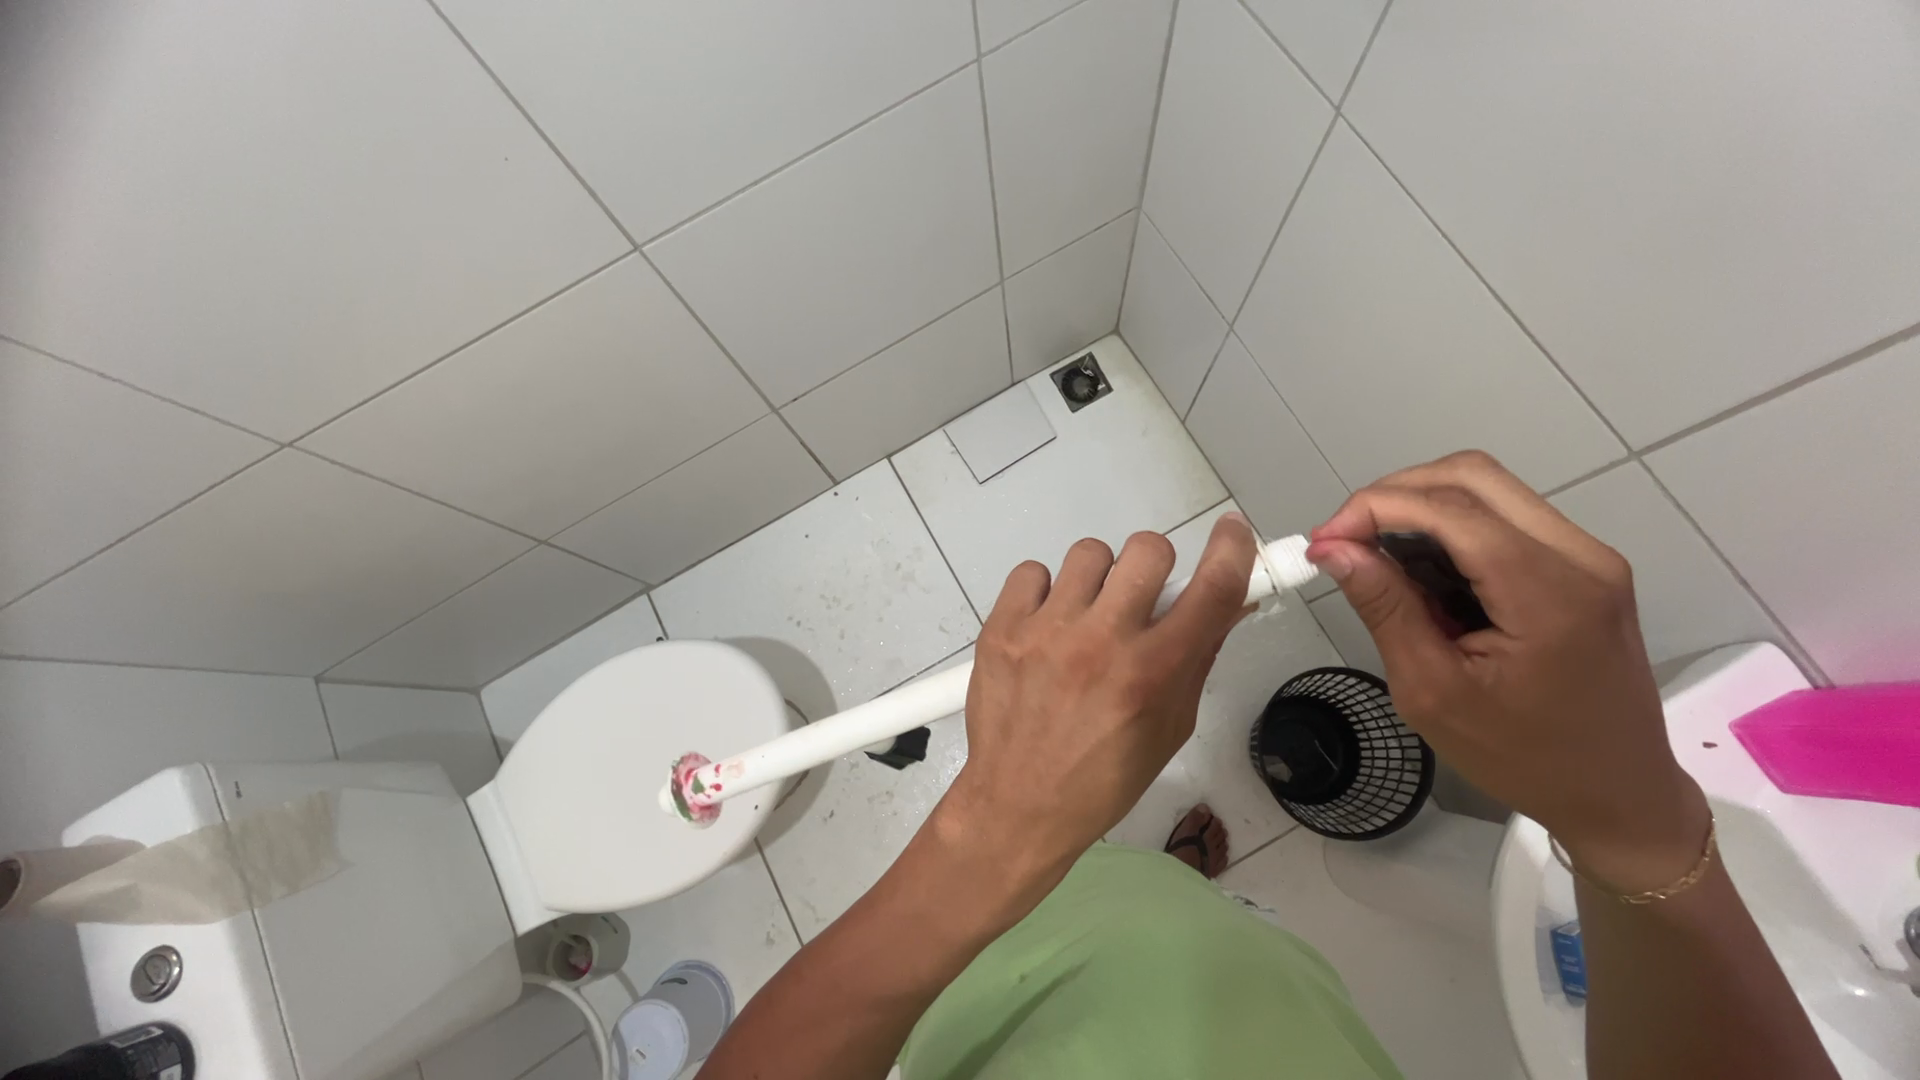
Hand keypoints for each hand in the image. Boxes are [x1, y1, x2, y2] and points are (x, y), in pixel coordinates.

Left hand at [938, 516, 1256, 883]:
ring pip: (1089, 553)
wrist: (1018, 804)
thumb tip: (1228, 603)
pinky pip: (1032, 571)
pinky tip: (1044, 626)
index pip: (1212, 588)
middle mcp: (1102, 641)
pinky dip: (1044, 592)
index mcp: (1154, 672)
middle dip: (1154, 566)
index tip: (1231, 530)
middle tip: (1139, 598)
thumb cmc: (1106, 775)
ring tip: (1083, 618)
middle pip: (1147, 548)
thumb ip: (1197, 659)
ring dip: (1098, 579)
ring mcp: (1047, 631)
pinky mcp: (1001, 628)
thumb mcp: (1170, 726)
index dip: (1233, 548)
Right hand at [1308, 452, 1707, 890]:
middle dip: (1393, 494)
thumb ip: (1385, 608)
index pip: (1450, 509)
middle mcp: (1580, 556)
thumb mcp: (1432, 692)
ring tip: (1374, 556)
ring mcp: (1588, 557)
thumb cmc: (1521, 757)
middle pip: (1471, 476)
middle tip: (1344, 540)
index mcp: (1548, 593)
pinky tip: (1419, 571)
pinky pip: (1504, 518)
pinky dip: (1448, 528)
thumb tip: (1332, 549)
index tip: (1321, 542)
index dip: (1374, 508)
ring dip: (1419, 508)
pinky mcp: (1583, 567)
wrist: (1618, 796)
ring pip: (1487, 489)